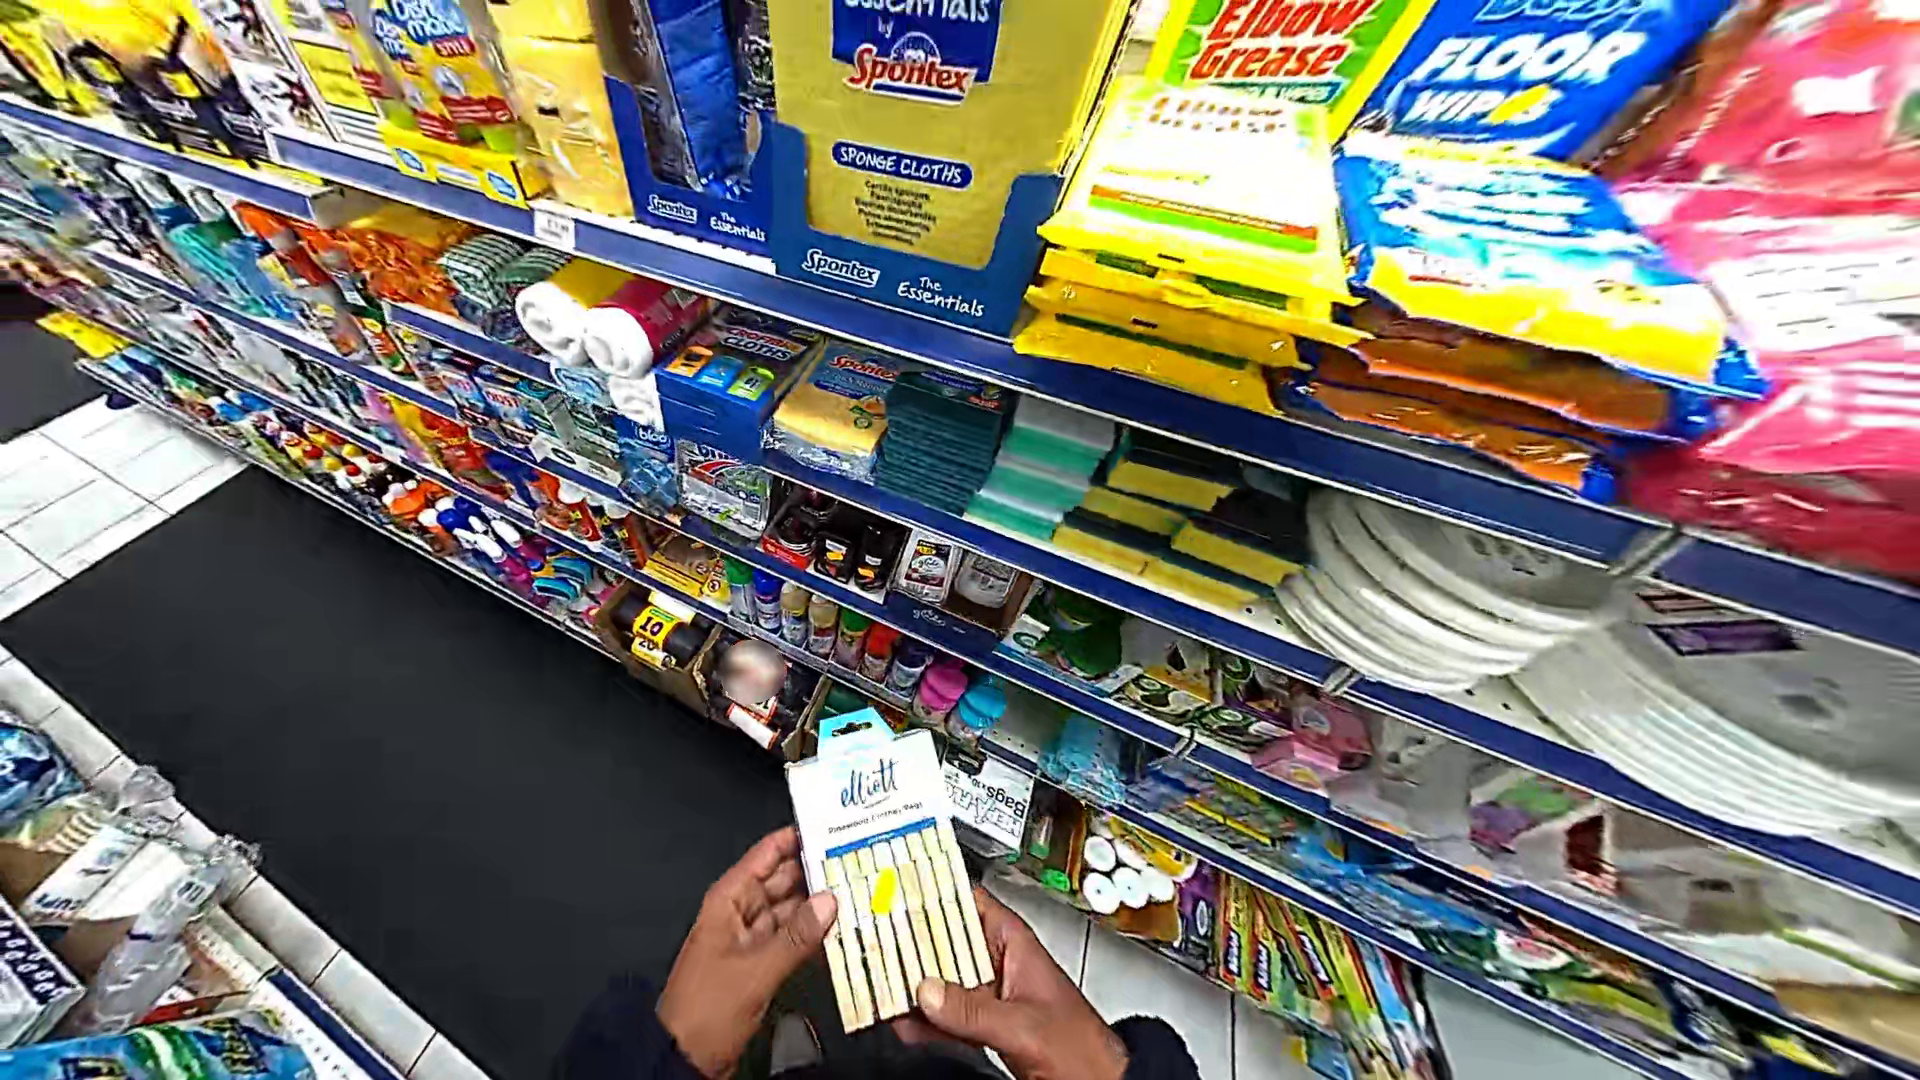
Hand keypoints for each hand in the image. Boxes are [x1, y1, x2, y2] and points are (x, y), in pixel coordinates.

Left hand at [656, 827, 836, 1076]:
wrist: (681, 1065)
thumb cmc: (708, 1009)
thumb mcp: (755, 971)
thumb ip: (796, 935)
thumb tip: (832, 899)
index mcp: (732, 898)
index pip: (770, 852)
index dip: (800, 836)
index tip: (836, 827)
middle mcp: (744, 909)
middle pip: (786, 877)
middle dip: (819, 870)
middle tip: (859, 861)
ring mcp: (754, 935)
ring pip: (793, 907)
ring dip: (821, 903)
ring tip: (858, 890)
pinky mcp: (763, 960)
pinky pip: (794, 935)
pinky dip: (814, 931)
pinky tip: (842, 928)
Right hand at [902, 887, 1125, 1079]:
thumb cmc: (1079, 1045)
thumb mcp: (1023, 1023)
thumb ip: (974, 1007)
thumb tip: (927, 990)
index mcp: (1011, 940)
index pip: (967, 901)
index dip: (936, 894)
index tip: (901, 893)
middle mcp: (996, 958)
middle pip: (947, 939)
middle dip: (914, 943)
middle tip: (878, 942)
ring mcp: (988, 990)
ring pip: (942, 978)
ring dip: (915, 984)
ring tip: (882, 984)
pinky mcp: (984, 1022)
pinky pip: (947, 1014)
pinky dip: (926, 1020)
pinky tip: (904, 1023)